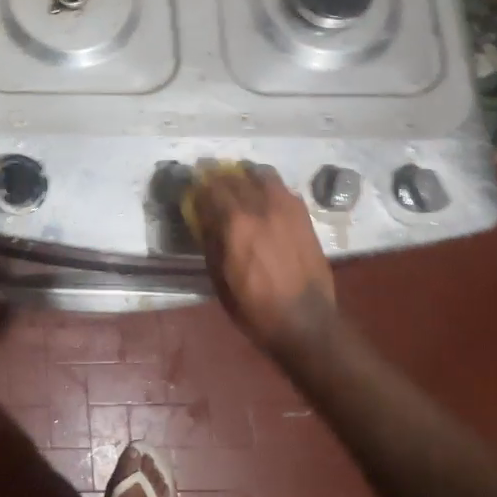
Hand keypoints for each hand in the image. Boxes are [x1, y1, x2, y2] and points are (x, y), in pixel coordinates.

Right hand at [192, 163, 336, 348]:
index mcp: (235, 223)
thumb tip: (202, 217)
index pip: (209, 189)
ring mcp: (286, 209)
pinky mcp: (303, 216)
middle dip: (218, 176)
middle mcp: (260, 207)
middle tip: (210, 183)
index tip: (190, 188)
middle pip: (234, 176)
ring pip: (262, 174)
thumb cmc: (253, 305)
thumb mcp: (219, 277)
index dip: (197, 186)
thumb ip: (210, 241)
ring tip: (239, 184)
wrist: (305, 321)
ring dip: (246, 175)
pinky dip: (268, 187)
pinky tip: (264, 200)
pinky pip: (283, 189)